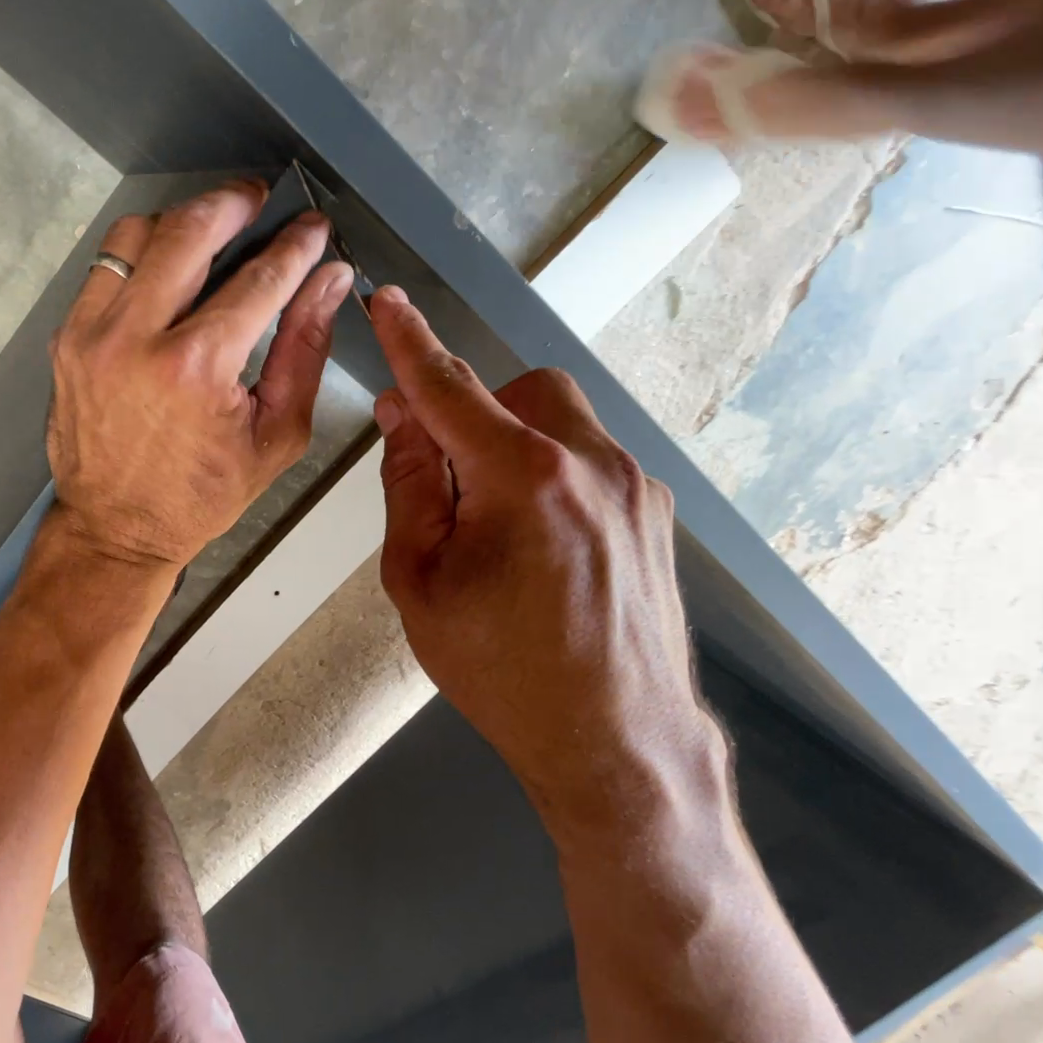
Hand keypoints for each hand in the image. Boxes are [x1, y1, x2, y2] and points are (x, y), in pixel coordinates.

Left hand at [45, 180, 353, 568]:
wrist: (116, 529)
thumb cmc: (201, 495)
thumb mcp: (275, 435)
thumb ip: (304, 350)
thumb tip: (330, 279)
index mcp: (197, 367)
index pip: (260, 277)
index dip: (296, 244)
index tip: (313, 226)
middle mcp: (136, 338)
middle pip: (190, 230)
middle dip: (234, 203)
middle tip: (258, 199)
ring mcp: (92, 335)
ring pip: (136, 235)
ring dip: (180, 222)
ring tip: (210, 231)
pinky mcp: (66, 340)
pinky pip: (103, 267)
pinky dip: (138, 255)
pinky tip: (164, 268)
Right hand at [368, 286, 717, 827]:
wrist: (613, 741)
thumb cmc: (502, 669)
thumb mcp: (419, 581)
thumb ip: (409, 487)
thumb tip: (405, 422)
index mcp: (522, 478)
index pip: (448, 387)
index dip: (408, 342)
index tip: (387, 302)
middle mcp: (592, 464)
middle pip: (520, 389)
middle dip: (473, 412)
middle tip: (443, 478)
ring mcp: (636, 487)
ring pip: (560, 420)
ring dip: (511, 444)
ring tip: (489, 524)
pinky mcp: (655, 512)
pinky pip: (589, 458)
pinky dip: (547, 473)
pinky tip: (533, 544)